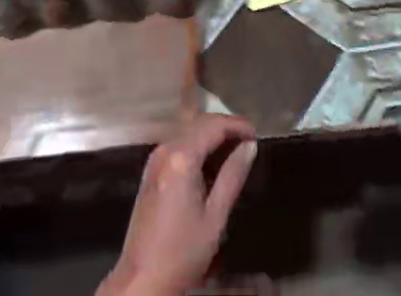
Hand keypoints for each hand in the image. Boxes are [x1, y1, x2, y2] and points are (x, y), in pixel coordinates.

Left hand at [99, 114, 258, 295]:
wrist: (143, 276)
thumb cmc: (183, 251)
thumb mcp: (215, 216)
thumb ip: (232, 177)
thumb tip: (249, 147)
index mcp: (180, 157)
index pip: (212, 125)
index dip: (236, 124)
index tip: (257, 133)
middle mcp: (164, 149)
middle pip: (197, 123)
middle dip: (224, 126)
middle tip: (250, 141)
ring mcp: (154, 158)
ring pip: (186, 132)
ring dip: (211, 135)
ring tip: (236, 150)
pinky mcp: (151, 170)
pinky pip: (177, 145)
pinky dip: (197, 146)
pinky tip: (212, 162)